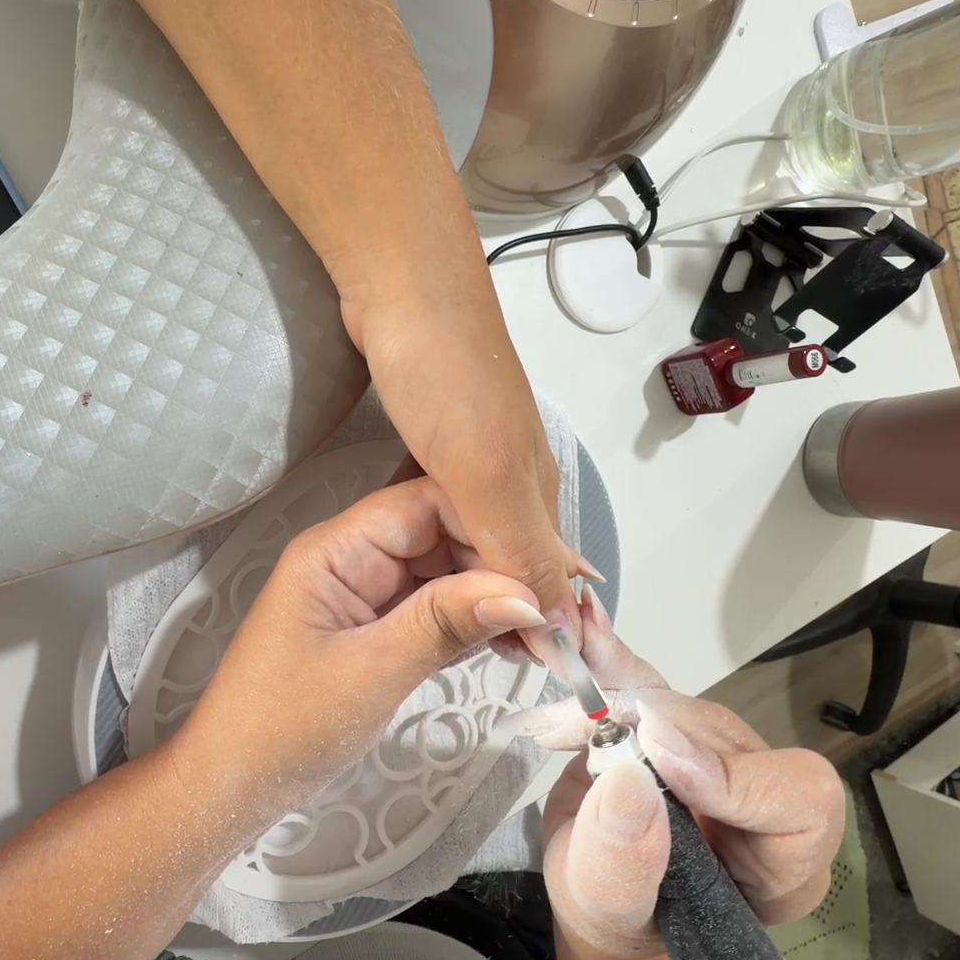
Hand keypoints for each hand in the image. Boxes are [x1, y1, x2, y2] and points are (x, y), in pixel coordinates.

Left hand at [175, 476, 548, 815]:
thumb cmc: (285, 725)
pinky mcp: (378, 624)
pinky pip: (437, 607)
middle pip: (444, 535)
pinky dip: (475, 622)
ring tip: (552, 630)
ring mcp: (368, 591)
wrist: (238, 780)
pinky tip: (515, 642)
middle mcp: (355, 557)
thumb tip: (527, 593)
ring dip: (497, 598)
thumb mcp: (370, 671)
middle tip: (567, 607)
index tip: (551, 566)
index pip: (425, 504)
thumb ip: (445, 623)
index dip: (491, 525)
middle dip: (504, 566)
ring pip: (447, 572)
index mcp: (337, 549)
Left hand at [351, 291, 583, 653]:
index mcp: (529, 492)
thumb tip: (558, 620)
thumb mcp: (484, 473)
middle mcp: (512, 478)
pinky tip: (424, 558)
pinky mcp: (440, 440)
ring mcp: (474, 457)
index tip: (514, 671)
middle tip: (477, 658)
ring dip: (470, 578)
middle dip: (502, 606)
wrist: (401, 287)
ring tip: (450, 625)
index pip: (537, 577)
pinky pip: (450, 509)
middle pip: (513, 560)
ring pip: (480, 536)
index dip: (526, 623)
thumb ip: (519, 546)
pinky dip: (442, 540)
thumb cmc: (443, 378)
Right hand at [508, 588, 846, 959]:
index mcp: (778, 860)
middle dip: (640, 728)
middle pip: (722, 736)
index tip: (658, 763)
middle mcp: (759, 795)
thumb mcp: (607, 910)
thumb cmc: (613, 913)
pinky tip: (580, 639)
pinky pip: (647, 676)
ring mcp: (717, 750)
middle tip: (564, 734)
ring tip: (552, 720)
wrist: (595, 886)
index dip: (735, 775)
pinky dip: (608, 658)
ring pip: (679, 703)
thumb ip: (622, 865)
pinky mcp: (674, 719)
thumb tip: (632, 783)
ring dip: (609, 698)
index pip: (798, 797)